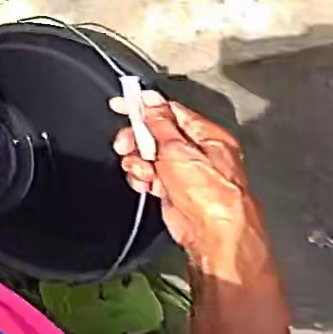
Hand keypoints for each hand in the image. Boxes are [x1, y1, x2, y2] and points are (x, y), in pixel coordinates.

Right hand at [110, 90, 268, 278]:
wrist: (211, 233)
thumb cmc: (209, 195)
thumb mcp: (178, 150)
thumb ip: (160, 123)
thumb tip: (151, 100)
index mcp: (207, 137)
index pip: (170, 111)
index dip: (144, 107)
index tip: (121, 104)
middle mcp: (197, 151)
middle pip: (153, 133)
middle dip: (136, 140)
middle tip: (127, 146)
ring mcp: (184, 169)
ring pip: (145, 154)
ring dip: (137, 162)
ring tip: (145, 173)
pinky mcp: (171, 185)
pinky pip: (146, 172)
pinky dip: (141, 177)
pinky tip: (148, 184)